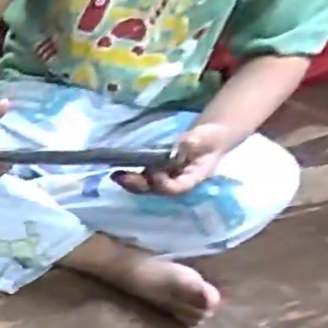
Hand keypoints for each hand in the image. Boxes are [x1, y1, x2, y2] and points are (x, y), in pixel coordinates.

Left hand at [119, 122, 236, 195]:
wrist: (207, 137)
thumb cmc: (211, 137)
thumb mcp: (206, 137)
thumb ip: (193, 143)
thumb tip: (179, 147)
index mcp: (192, 178)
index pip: (176, 189)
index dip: (163, 184)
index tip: (156, 172)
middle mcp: (175, 183)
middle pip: (155, 190)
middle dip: (138, 185)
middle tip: (122, 177)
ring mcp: (163, 180)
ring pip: (144, 186)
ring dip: (129, 181)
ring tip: (116, 174)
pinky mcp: (153, 174)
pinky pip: (140, 178)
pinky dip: (129, 175)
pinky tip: (118, 170)